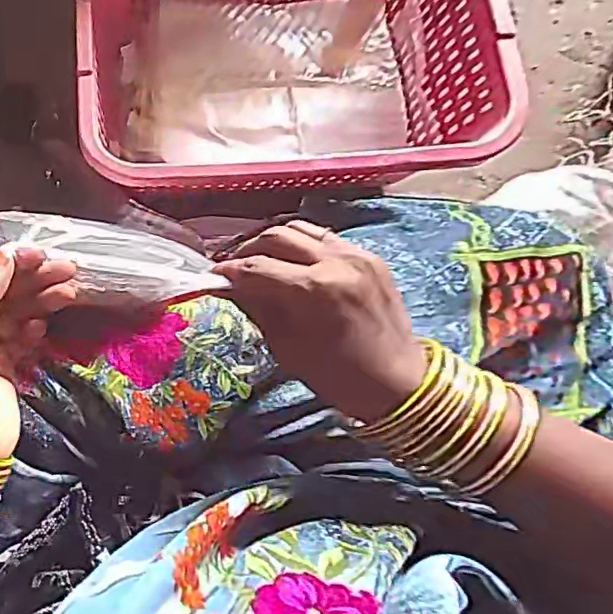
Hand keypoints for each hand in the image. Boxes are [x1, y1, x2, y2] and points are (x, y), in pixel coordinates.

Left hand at [0, 248, 77, 458]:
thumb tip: (2, 260)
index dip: (6, 262)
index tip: (36, 254)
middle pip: (0, 292)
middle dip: (31, 278)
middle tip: (64, 267)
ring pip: (16, 313)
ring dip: (41, 299)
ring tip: (68, 288)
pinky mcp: (5, 368)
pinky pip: (23, 339)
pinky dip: (35, 327)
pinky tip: (46, 319)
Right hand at [213, 221, 426, 421]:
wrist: (398, 383)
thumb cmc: (337, 376)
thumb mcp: (286, 345)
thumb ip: (258, 307)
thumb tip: (231, 286)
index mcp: (313, 290)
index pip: (257, 266)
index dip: (229, 270)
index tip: (214, 276)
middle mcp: (335, 262)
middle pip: (276, 237)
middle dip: (247, 250)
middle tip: (233, 267)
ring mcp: (356, 255)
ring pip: (300, 229)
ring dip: (273, 241)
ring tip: (259, 258)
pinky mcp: (370, 257)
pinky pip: (325, 238)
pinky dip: (301, 245)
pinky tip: (291, 261)